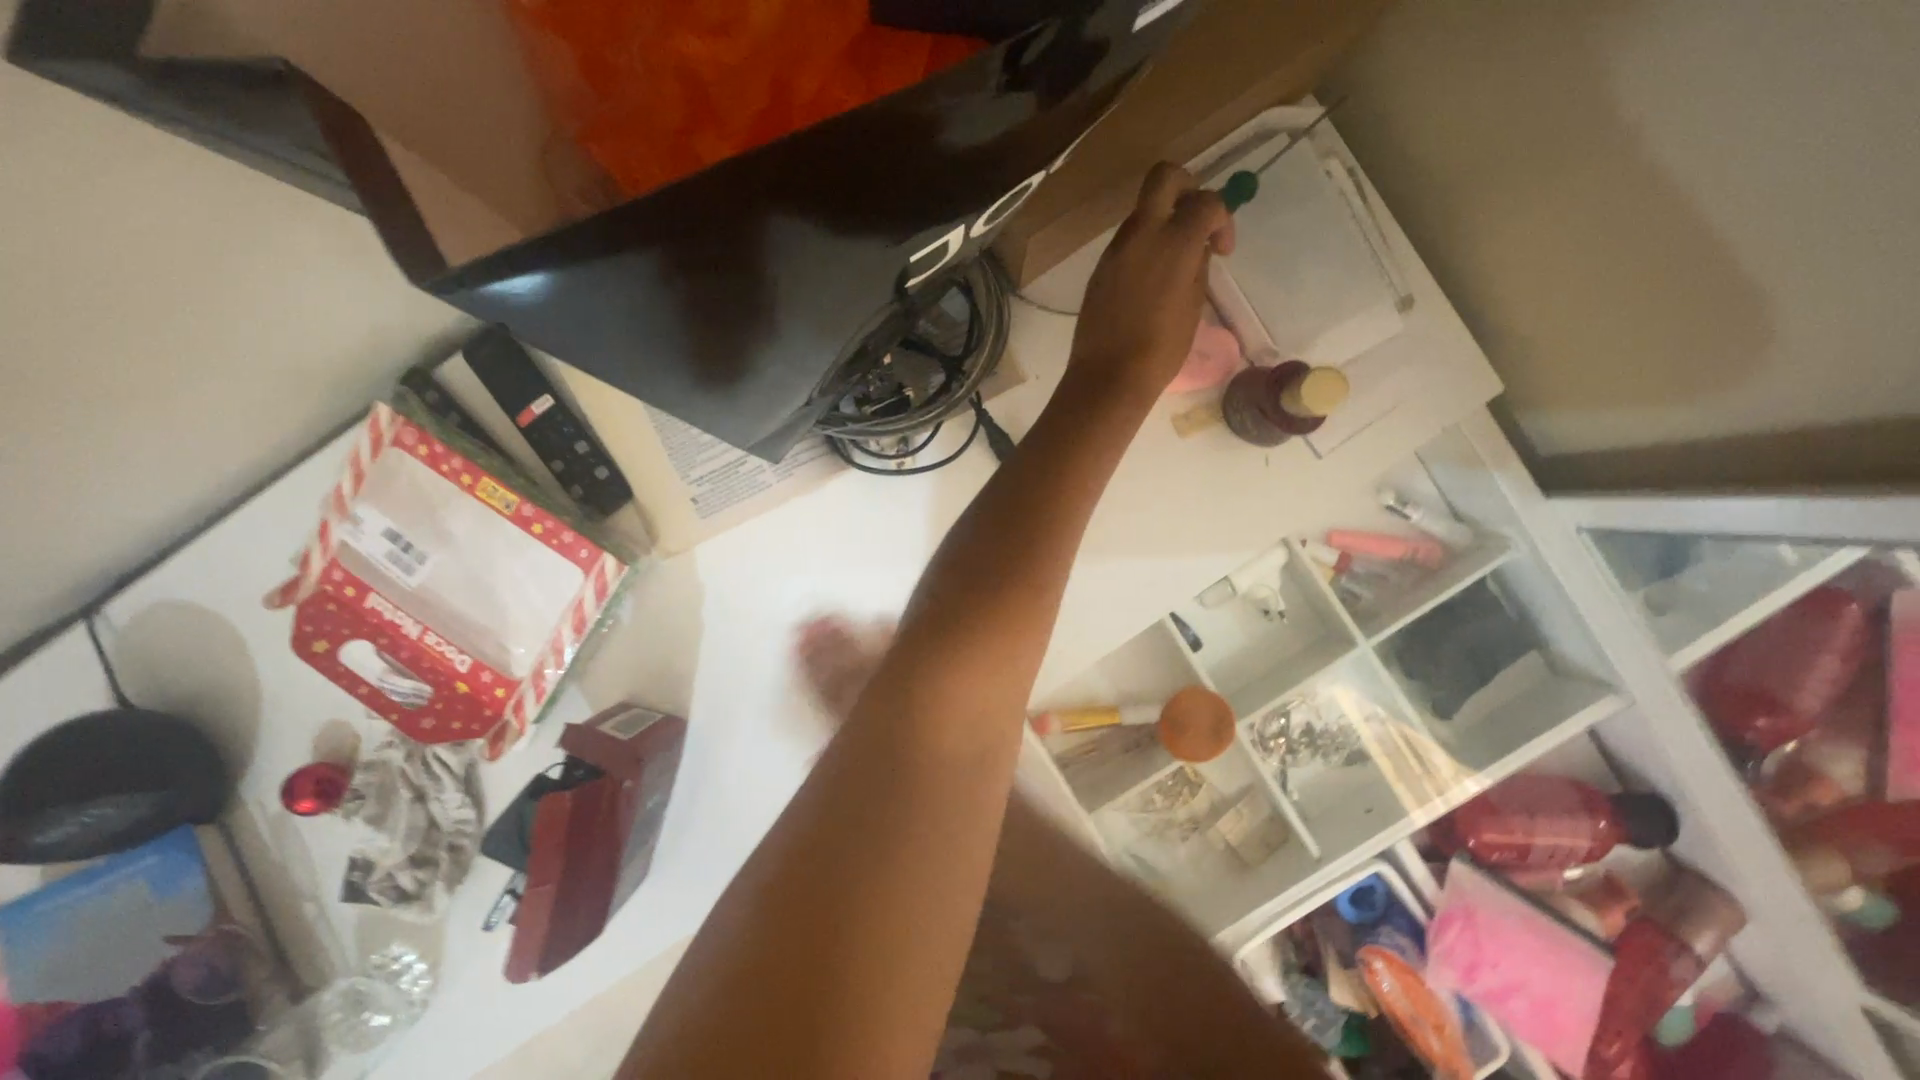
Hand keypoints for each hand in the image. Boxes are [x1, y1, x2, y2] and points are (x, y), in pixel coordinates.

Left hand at [1066, 163, 1234, 399]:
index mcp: (1172, 242)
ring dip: (1165, 221)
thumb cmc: (1161, 348)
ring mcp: (1116, 248)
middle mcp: (1140, 234)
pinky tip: (1153, 280)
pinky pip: (1129, 241)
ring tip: (1177, 262)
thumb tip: (1198, 246)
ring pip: (1144, 210)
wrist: (1108, 375)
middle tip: (1198, 220)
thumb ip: (1198, 265)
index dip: (1223, 218)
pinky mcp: (1101, 267)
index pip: (1206, 201)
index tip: (1223, 248)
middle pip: (1165, 177)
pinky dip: (1146, 245)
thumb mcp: (1193, 304)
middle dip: (1188, 188)